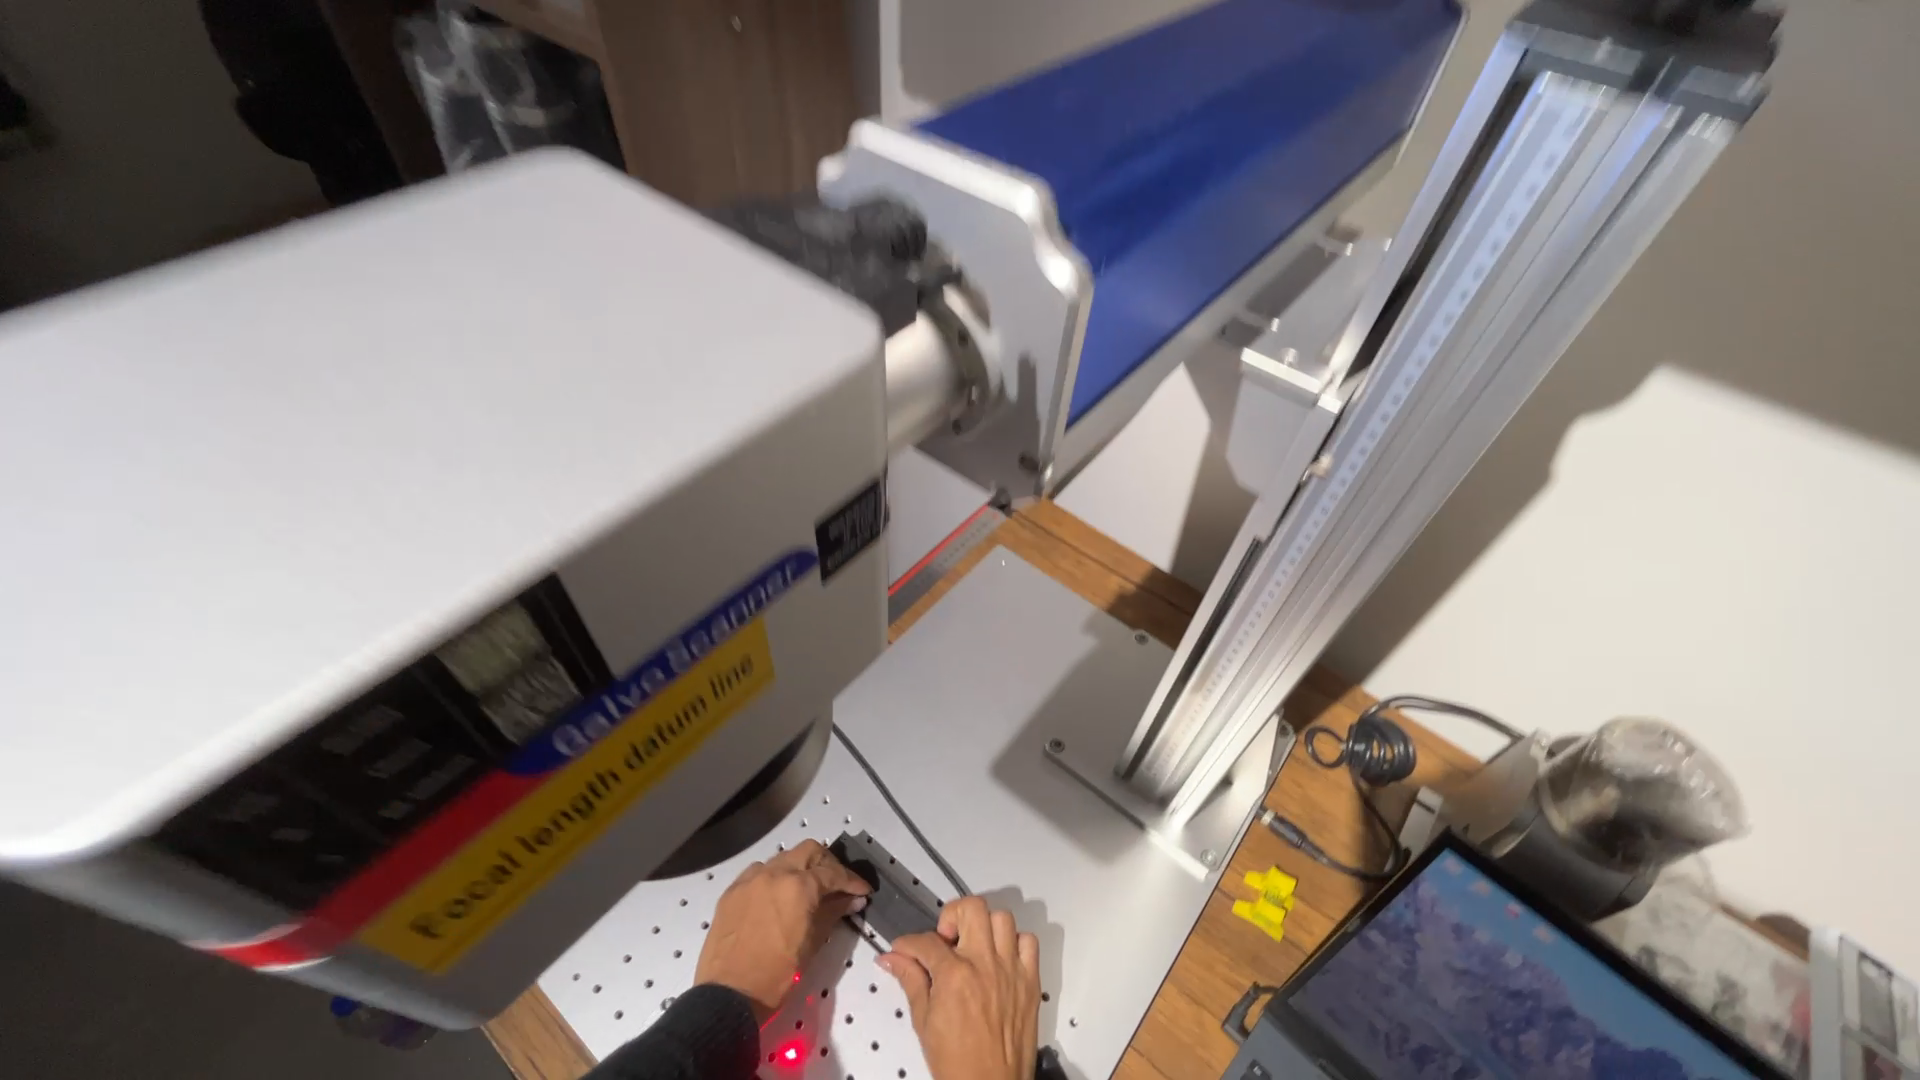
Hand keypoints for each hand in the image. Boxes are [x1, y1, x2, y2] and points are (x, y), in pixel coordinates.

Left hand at [695, 839, 871, 1022]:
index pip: (833, 873)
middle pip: (809, 851)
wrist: (728, 996)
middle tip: (838, 884)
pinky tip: (779, 895)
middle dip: (828, 864)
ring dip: (800, 867)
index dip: (852, 881)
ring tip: (808, 888)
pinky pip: (759, 871)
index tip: (863, 890)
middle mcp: (774, 872)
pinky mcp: (732, 890)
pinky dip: (775, 876)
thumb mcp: (812, 944)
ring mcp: (750, 878)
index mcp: (798, 886)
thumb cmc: (777, 975)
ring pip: (783, 857)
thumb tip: (853, 899)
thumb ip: (833, 913)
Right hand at [876, 896, 1040, 1079]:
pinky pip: (1029, 942)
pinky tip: (1000, 959)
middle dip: (952, 916)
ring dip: (984, 927)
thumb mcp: (923, 1022)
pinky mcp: (1031, 981)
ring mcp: (1011, 970)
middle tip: (945, 940)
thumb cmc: (954, 1062)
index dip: (908, 943)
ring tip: (973, 947)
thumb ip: (910, 980)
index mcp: (954, 975)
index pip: (925, 941)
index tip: (903, 950)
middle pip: (972, 908)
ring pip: (1002, 918)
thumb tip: (890, 958)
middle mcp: (985, 964)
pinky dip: (1015, 943)